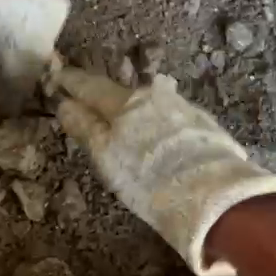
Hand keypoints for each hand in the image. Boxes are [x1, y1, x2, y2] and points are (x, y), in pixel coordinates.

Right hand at [51, 66, 275, 275]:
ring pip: (147, 103)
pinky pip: (168, 117)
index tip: (58, 76)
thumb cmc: (148, 177)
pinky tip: (154, 134)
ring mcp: (181, 109)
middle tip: (85, 97)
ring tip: (120, 116)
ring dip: (131, 108)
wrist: (217, 198)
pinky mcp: (203, 127)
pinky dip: (153, 121)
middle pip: (119, 92)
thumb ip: (84, 127)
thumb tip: (65, 104)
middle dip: (101, 94)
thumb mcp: (105, 156)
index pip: (90, 86)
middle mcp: (153, 96)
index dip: (72, 82)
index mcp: (124, 101)